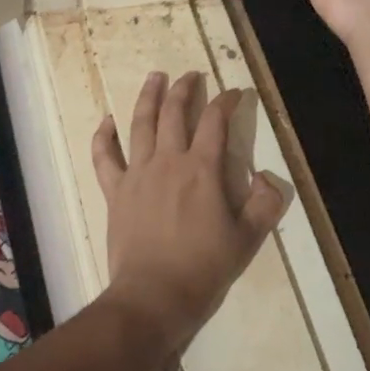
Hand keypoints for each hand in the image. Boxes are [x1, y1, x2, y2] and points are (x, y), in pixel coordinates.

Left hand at [91, 72, 286, 346]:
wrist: (154, 295)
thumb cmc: (205, 267)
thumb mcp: (248, 238)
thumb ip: (264, 203)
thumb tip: (264, 177)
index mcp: (203, 169)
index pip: (216, 122)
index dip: (227, 102)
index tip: (235, 93)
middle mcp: (168, 161)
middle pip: (175, 113)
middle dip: (185, 89)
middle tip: (191, 75)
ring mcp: (137, 174)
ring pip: (140, 124)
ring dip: (148, 98)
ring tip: (155, 77)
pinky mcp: (115, 192)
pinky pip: (105, 157)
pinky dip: (104, 136)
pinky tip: (107, 121)